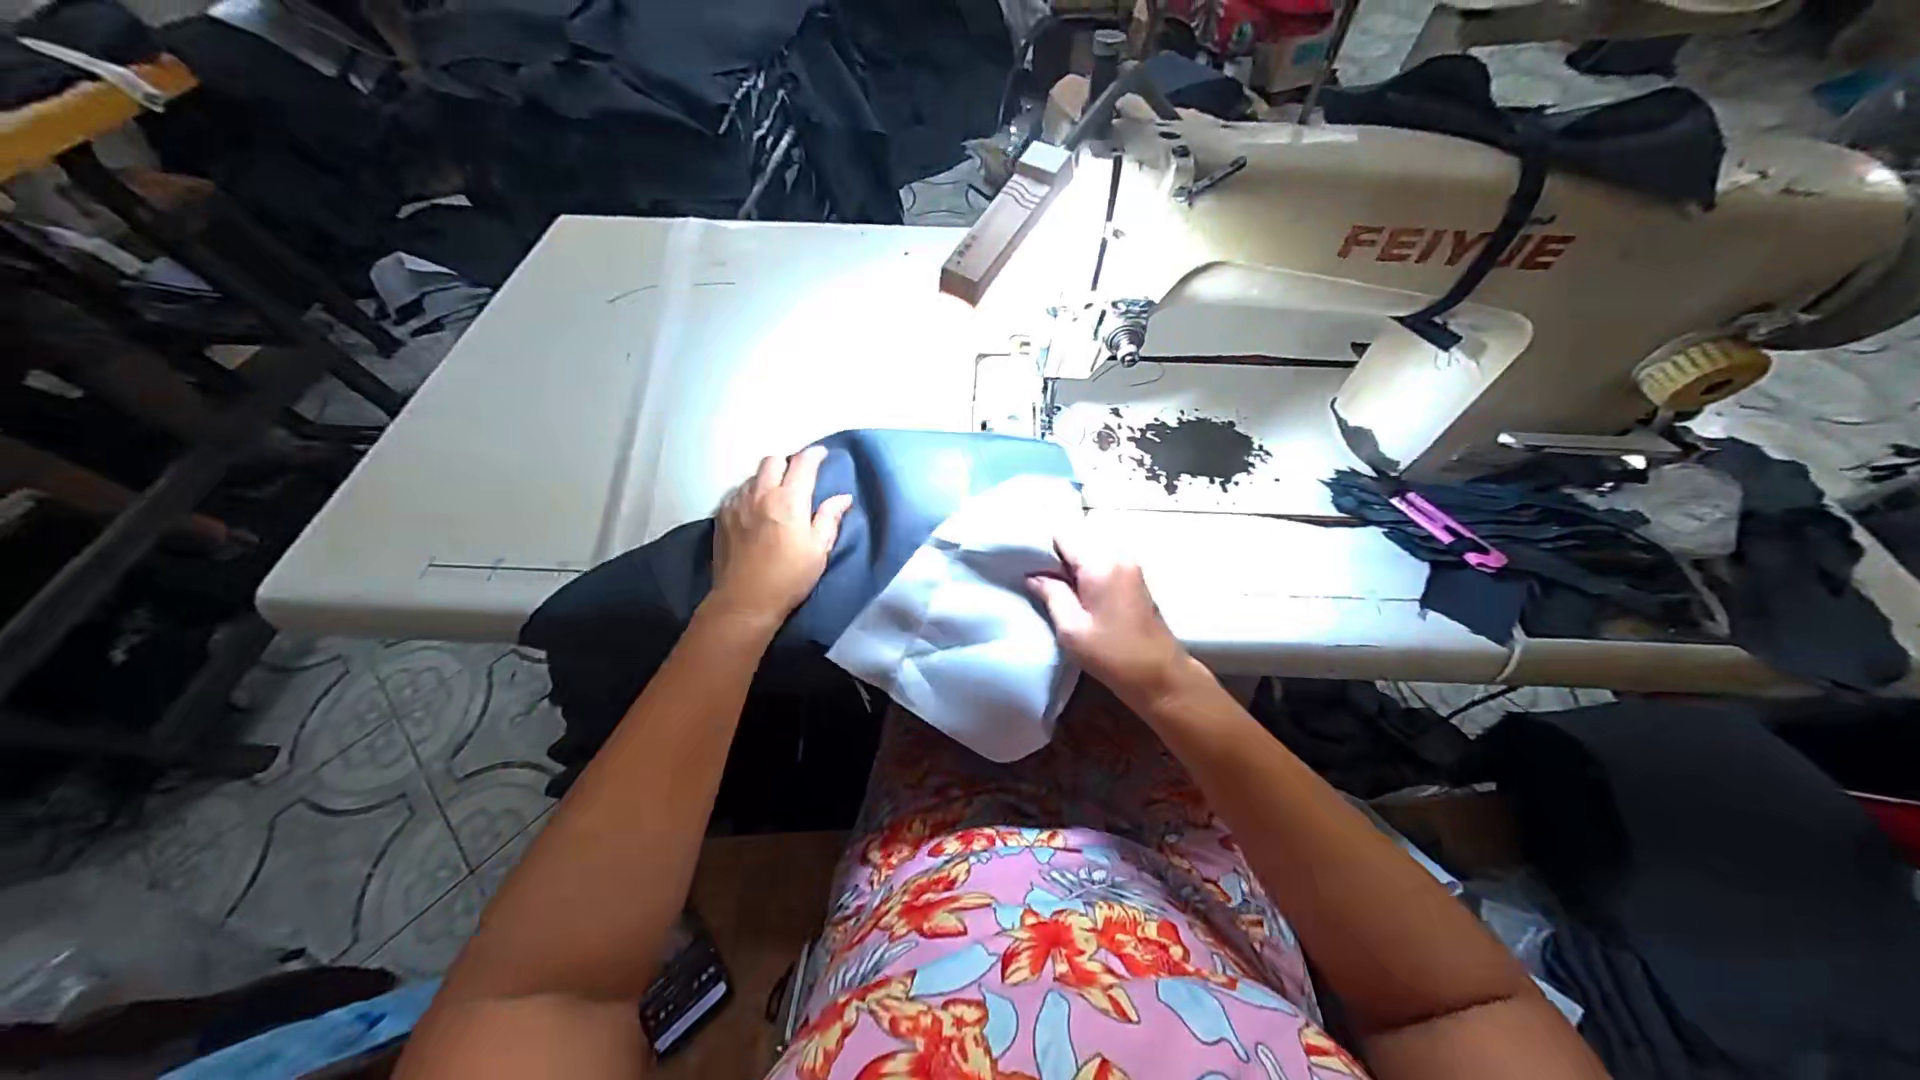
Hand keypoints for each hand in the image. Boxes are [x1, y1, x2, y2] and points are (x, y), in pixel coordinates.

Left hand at [706, 446, 852, 628]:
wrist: (745, 601)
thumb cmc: (789, 578)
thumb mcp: (818, 550)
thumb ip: (829, 519)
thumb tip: (842, 498)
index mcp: (789, 500)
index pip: (803, 463)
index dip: (815, 455)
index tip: (822, 455)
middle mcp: (760, 494)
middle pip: (773, 461)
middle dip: (788, 463)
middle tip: (798, 478)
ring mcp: (737, 503)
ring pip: (753, 476)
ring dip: (768, 478)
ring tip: (776, 495)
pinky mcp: (722, 516)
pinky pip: (737, 492)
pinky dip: (750, 493)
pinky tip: (756, 509)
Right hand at [1027, 525, 1194, 709]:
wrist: (1160, 675)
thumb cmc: (1112, 654)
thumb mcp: (1071, 629)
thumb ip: (1051, 594)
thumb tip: (1034, 576)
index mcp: (1100, 564)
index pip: (1063, 534)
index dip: (1042, 547)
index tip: (1027, 565)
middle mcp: (1118, 555)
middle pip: (1078, 538)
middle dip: (1057, 554)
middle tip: (1039, 578)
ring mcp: (1130, 565)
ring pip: (1090, 549)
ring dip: (1072, 563)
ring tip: (1056, 586)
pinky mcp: (1134, 577)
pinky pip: (1103, 561)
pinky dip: (1086, 570)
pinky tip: (1077, 592)